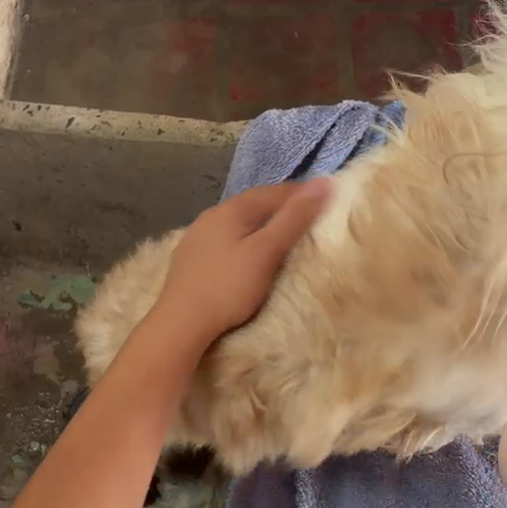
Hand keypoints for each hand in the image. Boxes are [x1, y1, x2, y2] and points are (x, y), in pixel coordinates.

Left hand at [142, 179, 332, 348]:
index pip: (273, 192)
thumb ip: (294, 219)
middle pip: (253, 204)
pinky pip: (224, 239)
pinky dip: (243, 239)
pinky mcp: (190, 258)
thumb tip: (323, 183)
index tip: (326, 199)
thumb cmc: (228, 287)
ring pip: (237, 222)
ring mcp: (196, 237)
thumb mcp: (267, 252)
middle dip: (281, 206)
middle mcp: (211, 216)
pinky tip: (247, 252)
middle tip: (307, 215)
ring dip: (261, 223)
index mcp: (231, 209)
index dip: (301, 194)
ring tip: (281, 233)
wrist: (180, 323)